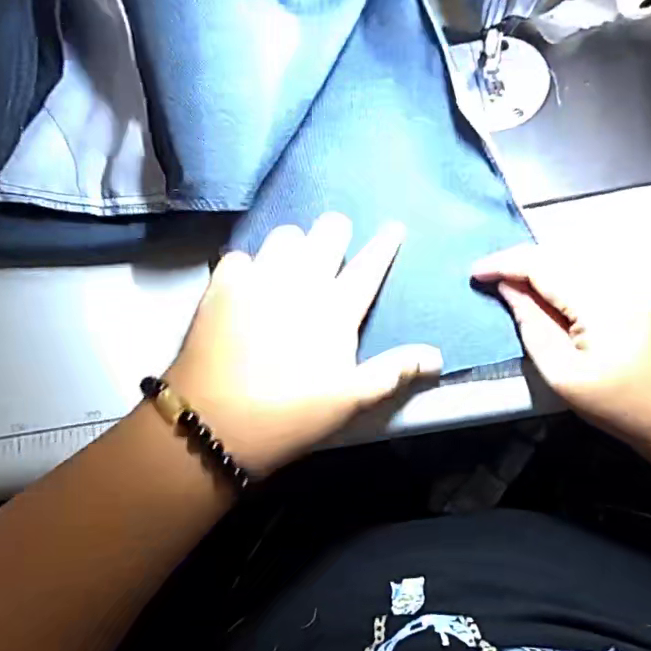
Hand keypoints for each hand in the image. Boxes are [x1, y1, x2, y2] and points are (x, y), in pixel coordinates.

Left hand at [159, 214, 442, 474]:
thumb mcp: (351, 400)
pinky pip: (241, 255)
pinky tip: (251, 282)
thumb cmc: (292, 415)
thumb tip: (436, 357)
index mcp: (337, 309)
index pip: (369, 265)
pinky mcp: (220, 286)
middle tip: (336, 245)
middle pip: (326, 233)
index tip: (394, 226)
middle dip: (336, 233)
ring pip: (283, 235)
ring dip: (296, 243)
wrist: (215, 423)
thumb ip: (394, 371)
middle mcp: (299, 282)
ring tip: (294, 261)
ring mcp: (257, 280)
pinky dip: (252, 264)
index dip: (385, 244)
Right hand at [472, 246, 650, 460]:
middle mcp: (624, 280)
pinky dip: (572, 277)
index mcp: (602, 301)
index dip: (505, 264)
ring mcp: (642, 283)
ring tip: (520, 288)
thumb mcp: (564, 375)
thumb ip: (532, 326)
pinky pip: (601, 272)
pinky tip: (559, 296)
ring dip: (547, 269)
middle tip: (493, 281)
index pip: (543, 265)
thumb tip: (509, 289)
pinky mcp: (650, 292)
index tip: (476, 272)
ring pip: (581, 260)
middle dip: (524, 264)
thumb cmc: (620, 407)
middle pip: (562, 255)